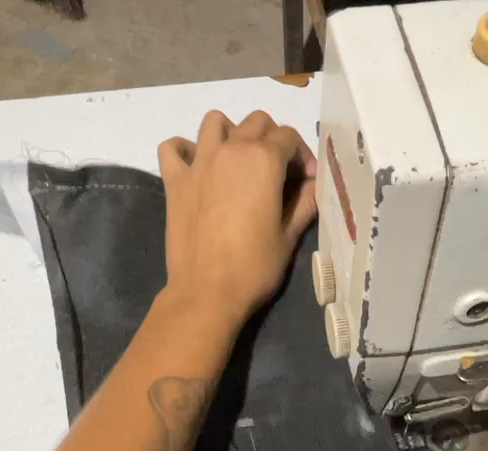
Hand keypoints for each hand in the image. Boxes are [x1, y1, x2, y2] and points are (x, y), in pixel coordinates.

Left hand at [157, 110, 317, 322]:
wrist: (207, 292)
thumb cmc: (254, 268)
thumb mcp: (289, 238)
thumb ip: (304, 204)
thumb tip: (314, 184)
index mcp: (262, 161)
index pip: (288, 138)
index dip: (303, 156)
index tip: (307, 181)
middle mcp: (230, 150)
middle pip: (256, 122)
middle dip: (273, 140)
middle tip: (278, 173)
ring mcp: (198, 163)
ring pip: (215, 122)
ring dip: (231, 133)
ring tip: (238, 162)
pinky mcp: (175, 181)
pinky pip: (173, 147)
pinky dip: (185, 150)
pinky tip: (197, 168)